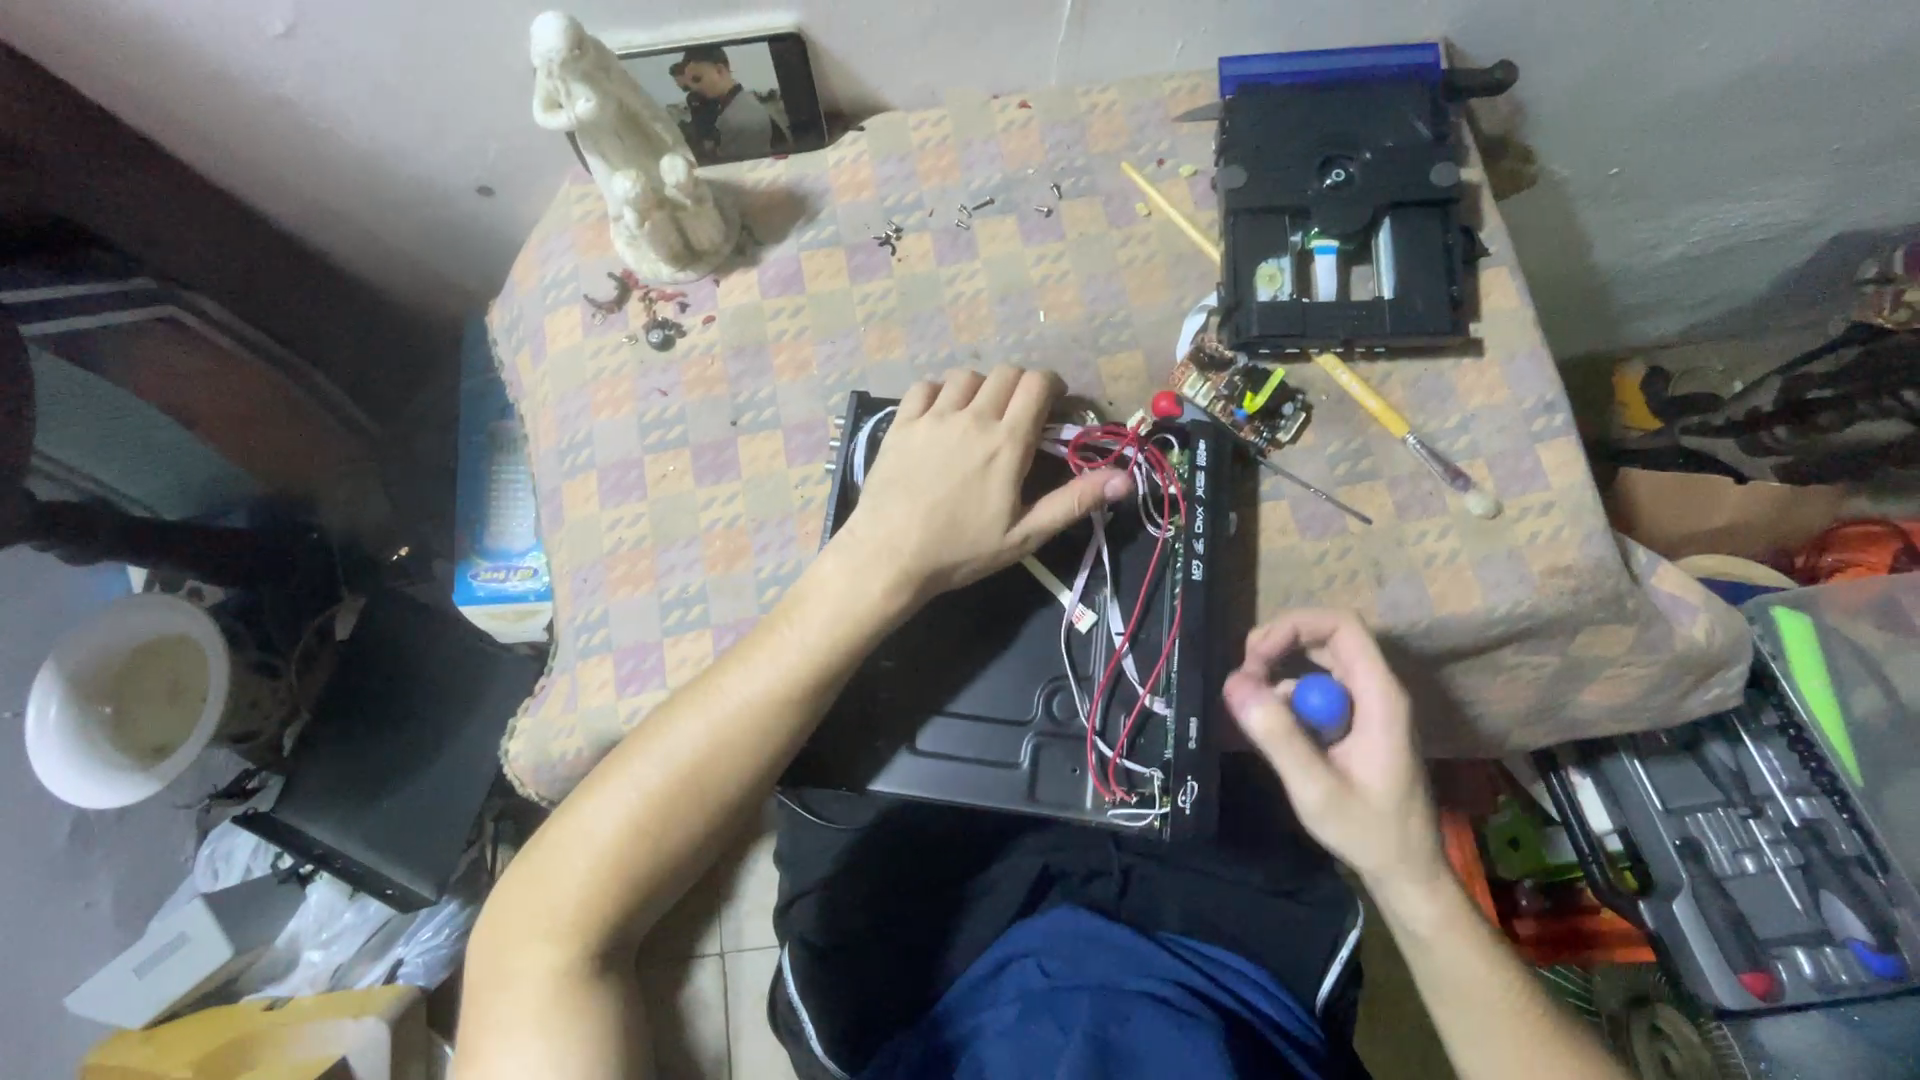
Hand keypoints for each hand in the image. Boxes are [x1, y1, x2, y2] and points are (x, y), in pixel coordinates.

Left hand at [833, 366, 1131, 600]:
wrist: (889, 556)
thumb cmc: (961, 551)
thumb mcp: (1025, 535)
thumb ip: (1074, 501)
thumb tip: (1125, 478)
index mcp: (1007, 442)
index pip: (1037, 384)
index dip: (1051, 386)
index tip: (1053, 405)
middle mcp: (972, 417)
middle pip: (1006, 373)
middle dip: (1021, 386)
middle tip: (1019, 414)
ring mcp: (933, 417)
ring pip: (966, 376)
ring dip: (982, 387)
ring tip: (980, 414)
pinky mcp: (901, 424)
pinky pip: (925, 387)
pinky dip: (940, 392)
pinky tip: (941, 415)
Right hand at [1221, 609, 1447, 896]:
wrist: (1405, 873)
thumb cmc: (1368, 832)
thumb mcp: (1316, 788)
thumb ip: (1277, 736)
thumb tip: (1233, 683)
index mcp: (1380, 696)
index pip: (1341, 626)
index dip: (1293, 627)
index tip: (1255, 656)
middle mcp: (1376, 691)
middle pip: (1326, 638)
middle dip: (1278, 646)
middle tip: (1244, 678)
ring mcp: (1366, 707)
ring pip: (1317, 664)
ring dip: (1279, 675)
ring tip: (1251, 709)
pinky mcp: (1355, 725)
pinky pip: (1316, 692)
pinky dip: (1287, 701)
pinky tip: (1272, 732)